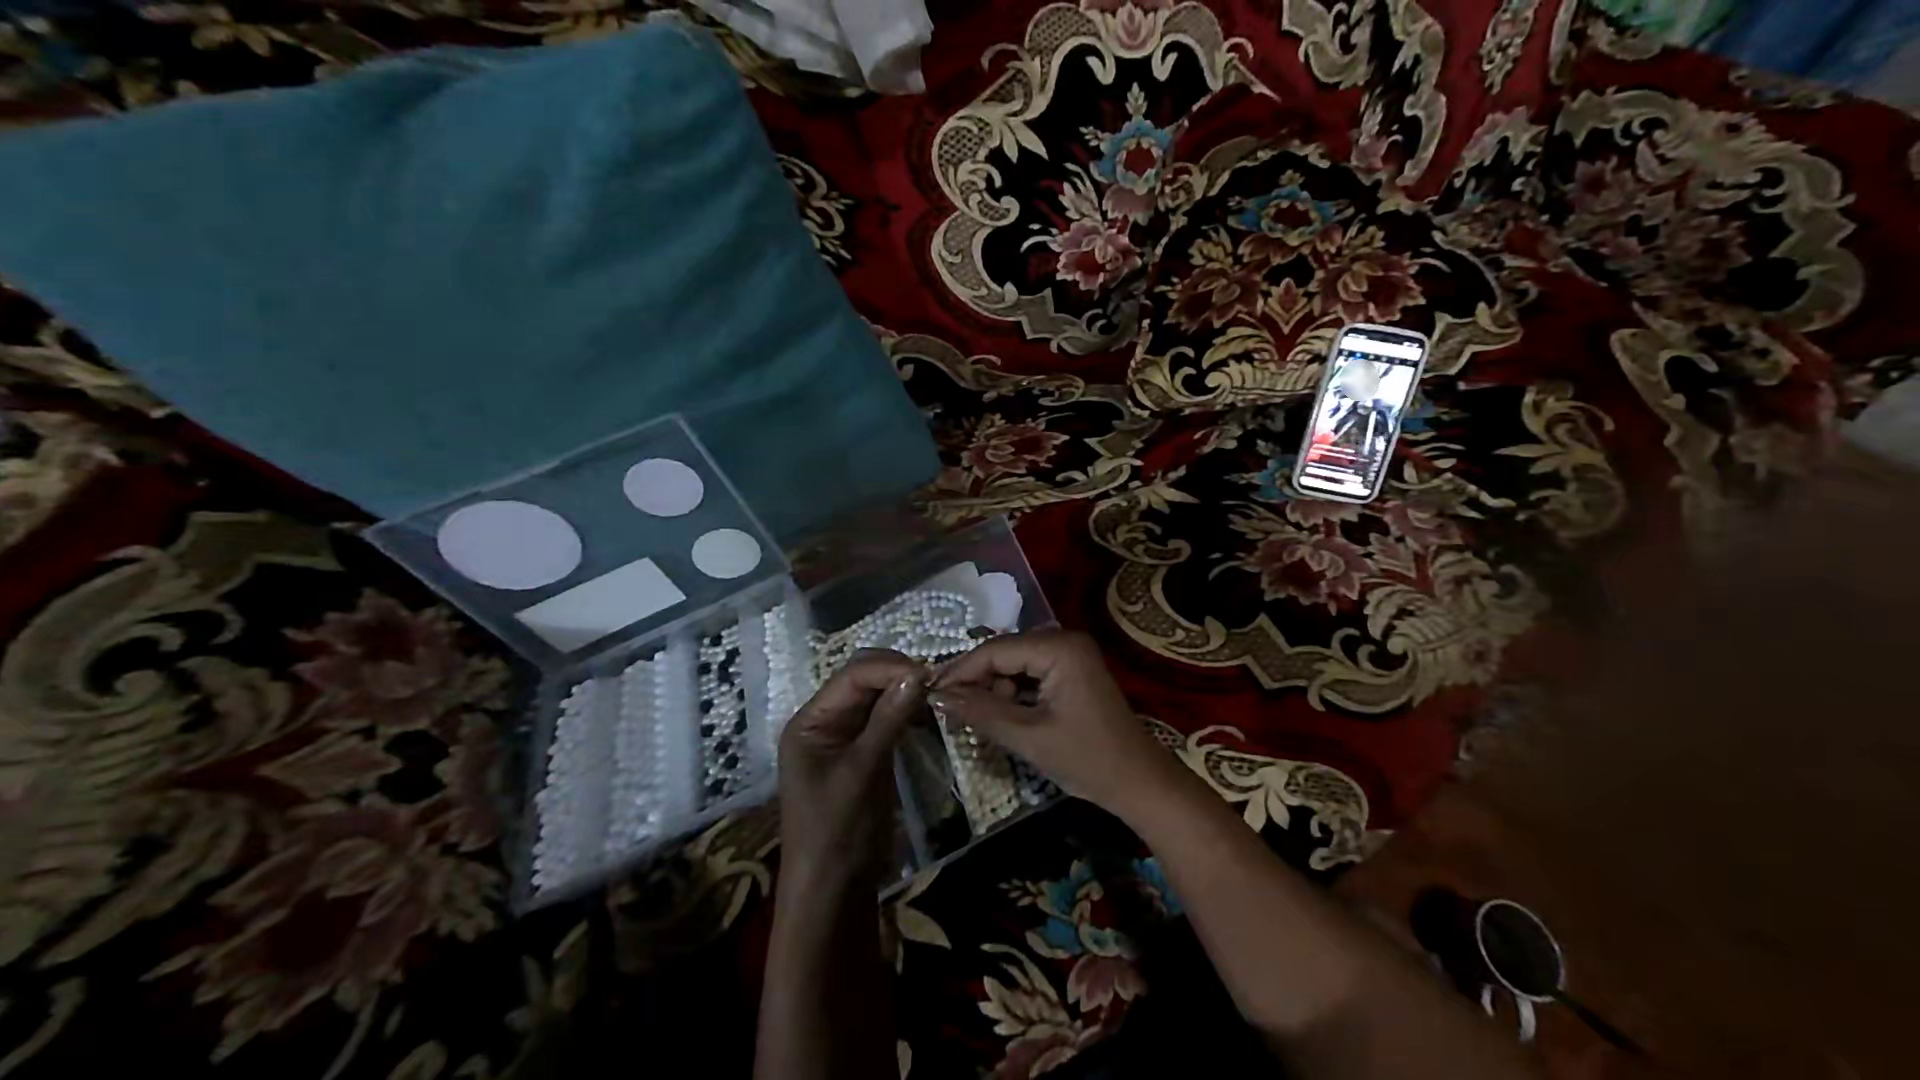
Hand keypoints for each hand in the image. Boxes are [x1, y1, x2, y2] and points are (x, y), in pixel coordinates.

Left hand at [777, 650, 925, 893]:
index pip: (851, 676)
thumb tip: (917, 674)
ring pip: (877, 697)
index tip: (929, 674)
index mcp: (810, 721)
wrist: (833, 888)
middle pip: (862, 679)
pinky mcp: (866, 752)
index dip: (889, 668)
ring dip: (905, 690)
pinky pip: (886, 718)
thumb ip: (887, 721)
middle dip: (897, 674)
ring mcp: (846, 736)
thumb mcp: (862, 773)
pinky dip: (906, 711)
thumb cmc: (837, 831)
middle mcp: (825, 721)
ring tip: (937, 693)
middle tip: (936, 683)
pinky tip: (928, 712)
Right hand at [928, 630, 1178, 818]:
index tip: (929, 692)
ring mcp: (1070, 654)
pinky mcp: (1072, 670)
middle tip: (949, 708)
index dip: (960, 671)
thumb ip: (981, 712)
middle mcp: (1064, 640)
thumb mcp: (1028, 737)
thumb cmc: (1087, 760)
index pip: (995, 651)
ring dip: (994, 687)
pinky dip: (1013, 691)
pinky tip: (1001, 713)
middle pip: (1004, 652)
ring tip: (979, 717)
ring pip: (1015, 662)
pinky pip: (1031, 672)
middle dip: (976, 680)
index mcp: (1058, 648)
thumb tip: (937, 697)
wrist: (1139, 782)